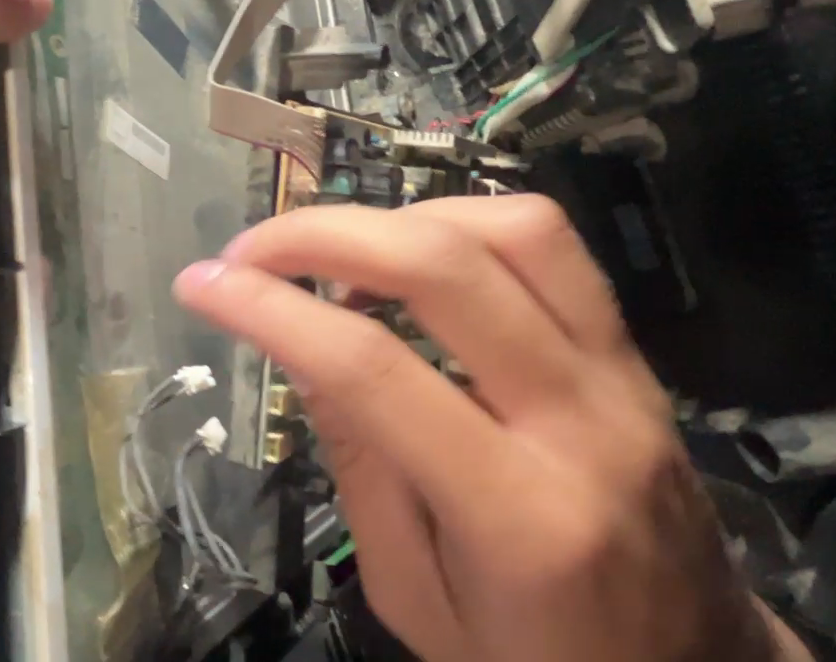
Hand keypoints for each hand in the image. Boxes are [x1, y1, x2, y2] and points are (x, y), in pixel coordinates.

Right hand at [173, 196, 812, 661]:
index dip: (270, 311)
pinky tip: (412, 258)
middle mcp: (584, 421)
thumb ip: (359, 463)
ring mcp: (624, 376)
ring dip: (401, 218)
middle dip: (322, 235)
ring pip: (515, 229)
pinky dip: (461, 225)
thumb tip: (299, 344)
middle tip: (250, 248)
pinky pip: (551, 247)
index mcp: (519, 515)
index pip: (372, 371)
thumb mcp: (415, 595)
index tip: (201, 284)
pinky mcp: (635, 354)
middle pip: (444, 267)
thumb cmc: (536, 660)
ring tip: (338, 251)